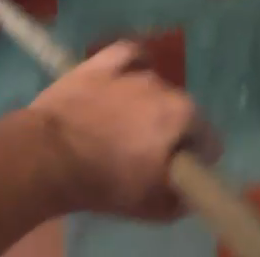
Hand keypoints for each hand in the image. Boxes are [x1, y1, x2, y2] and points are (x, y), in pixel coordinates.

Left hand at [25, 41, 219, 220]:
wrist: (51, 154)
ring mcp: (126, 72)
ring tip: (133, 120)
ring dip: (151, 101)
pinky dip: (135, 59)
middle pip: (179, 110)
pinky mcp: (96, 64)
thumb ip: (183, 195)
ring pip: (153, 85)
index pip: (208, 140)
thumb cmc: (108, 181)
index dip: (197, 159)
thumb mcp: (160, 207)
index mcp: (181, 118)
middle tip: (150, 150)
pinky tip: (135, 68)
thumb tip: (185, 186)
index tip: (179, 171)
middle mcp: (159, 87)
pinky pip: (125, 53)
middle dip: (172, 129)